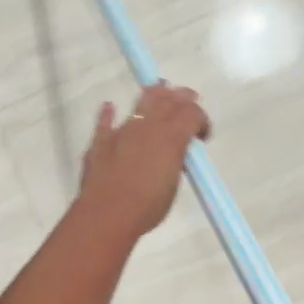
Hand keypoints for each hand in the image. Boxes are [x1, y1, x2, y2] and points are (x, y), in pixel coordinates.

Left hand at [77, 82, 210, 236]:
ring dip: (154, 93)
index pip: (192, 113)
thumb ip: (175, 161)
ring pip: (141, 101)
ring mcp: (122, 130)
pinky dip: (108, 112)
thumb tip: (174, 153)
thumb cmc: (146, 207)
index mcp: (171, 137)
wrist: (107, 215)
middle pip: (169, 100)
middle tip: (189, 98)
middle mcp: (148, 126)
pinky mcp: (100, 141)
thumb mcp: (172, 185)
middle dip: (182, 97)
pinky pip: (105, 121)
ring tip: (160, 88)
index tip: (202, 134)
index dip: (201, 119)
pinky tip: (109, 106)